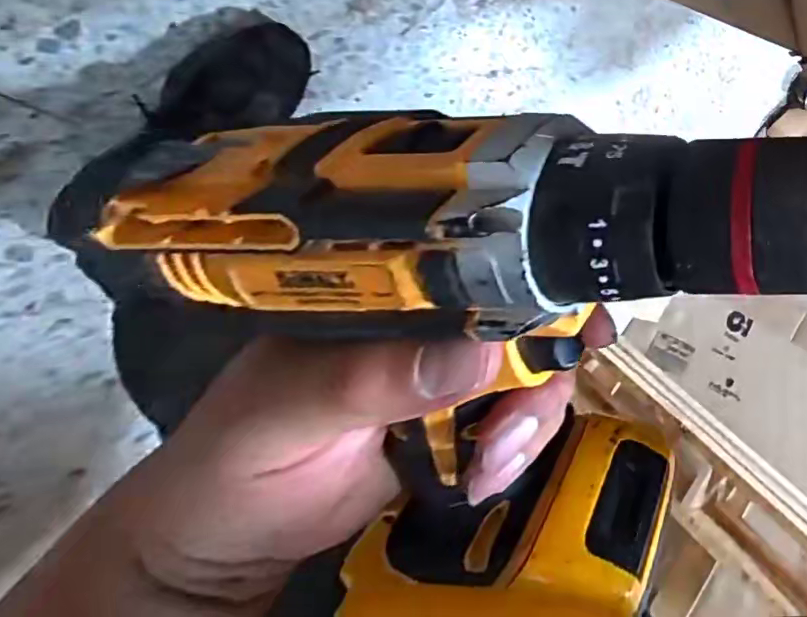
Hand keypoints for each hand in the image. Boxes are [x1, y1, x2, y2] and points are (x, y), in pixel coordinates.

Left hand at [0, 308, 614, 615]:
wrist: (230, 543)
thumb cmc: (237, 454)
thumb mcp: (286, 407)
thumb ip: (370, 377)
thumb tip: (478, 352)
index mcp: (404, 289)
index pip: (487, 263)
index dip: (541, 281)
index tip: (577, 320)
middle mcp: (445, 320)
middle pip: (534, 315)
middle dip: (551, 359)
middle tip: (524, 410)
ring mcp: (465, 370)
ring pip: (543, 368)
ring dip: (534, 415)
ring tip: (489, 462)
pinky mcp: (475, 418)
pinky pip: (528, 418)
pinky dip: (524, 446)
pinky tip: (485, 474)